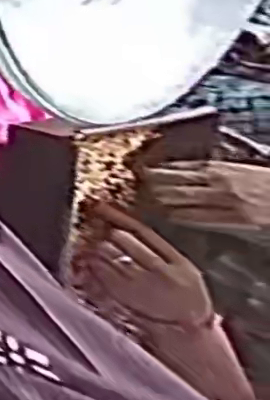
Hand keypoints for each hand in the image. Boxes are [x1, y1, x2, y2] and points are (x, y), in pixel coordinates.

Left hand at [84, 203, 214, 326]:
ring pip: (104, 249)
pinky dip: (91, 260)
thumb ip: (157, 250)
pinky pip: (95, 263)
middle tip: (109, 238)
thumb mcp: (184, 273)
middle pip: (121, 237)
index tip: (98, 204)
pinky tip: (98, 264)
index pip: (144, 232)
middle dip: (110, 234)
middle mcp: (163, 273)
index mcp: (182, 266)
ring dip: (99, 247)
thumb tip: (116, 222)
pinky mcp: (120, 289)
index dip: (117, 215)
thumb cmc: (181, 296)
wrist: (185, 331)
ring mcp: (141, 281)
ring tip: (108, 256)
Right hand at [142, 161, 269, 233]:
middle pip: (169, 194)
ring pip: (168, 175)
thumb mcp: (267, 234)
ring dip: (151, 179)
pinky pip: (183, 165)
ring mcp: (219, 177)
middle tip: (141, 198)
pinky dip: (167, 167)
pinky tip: (161, 170)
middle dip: (151, 196)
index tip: (152, 215)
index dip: (163, 215)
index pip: (183, 216)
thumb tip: (195, 222)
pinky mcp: (220, 164)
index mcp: (238, 219)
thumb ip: (232, 227)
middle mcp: (222, 197)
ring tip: (143, 182)